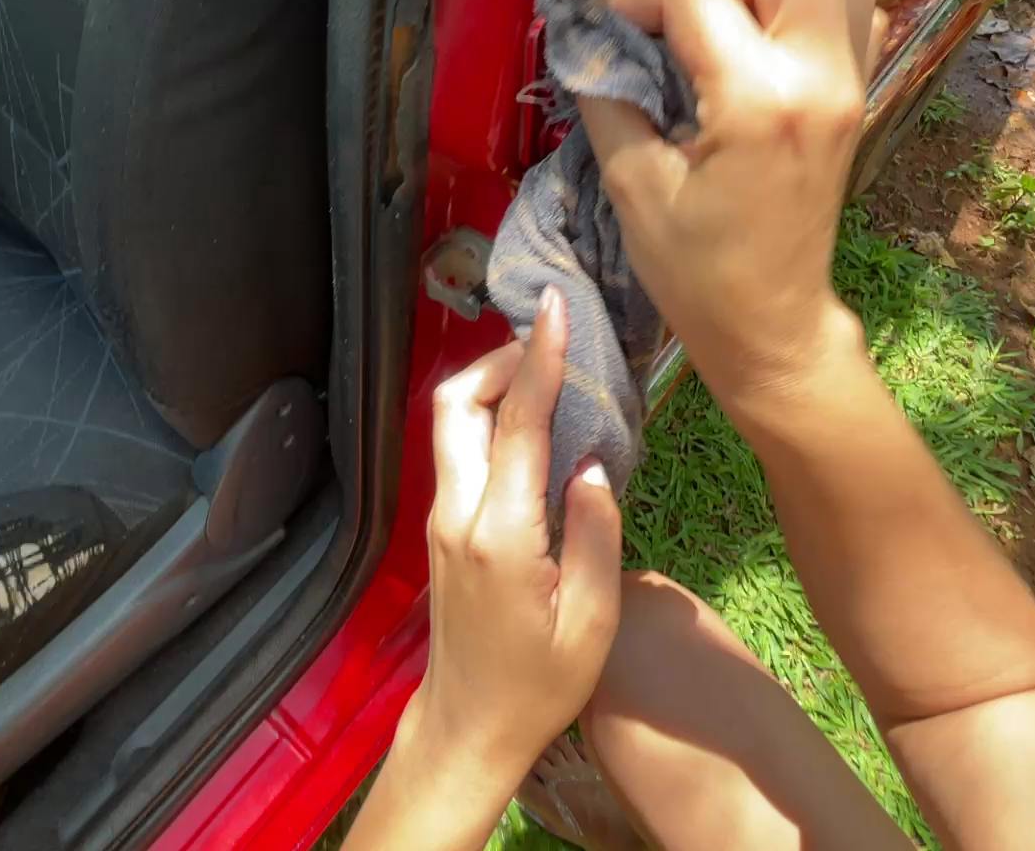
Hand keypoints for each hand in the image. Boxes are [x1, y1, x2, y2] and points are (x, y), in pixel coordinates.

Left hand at [410, 286, 624, 775]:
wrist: (467, 725)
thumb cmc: (538, 683)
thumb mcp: (591, 620)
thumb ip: (594, 532)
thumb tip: (587, 461)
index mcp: (500, 532)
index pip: (518, 424)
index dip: (540, 359)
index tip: (554, 309)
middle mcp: (457, 510)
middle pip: (455, 403)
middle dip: (498, 359)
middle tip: (548, 346)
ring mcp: (441, 514)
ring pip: (447, 419)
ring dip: (487, 381)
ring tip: (541, 372)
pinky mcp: (441, 522)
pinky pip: (456, 445)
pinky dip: (484, 413)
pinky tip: (524, 420)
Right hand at [576, 0, 887, 409]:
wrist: (770, 323)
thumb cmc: (695, 273)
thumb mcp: (633, 189)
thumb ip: (609, 100)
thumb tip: (592, 45)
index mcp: (758, 101)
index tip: (608, 28)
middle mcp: (821, 74)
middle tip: (681, 8)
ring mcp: (852, 81)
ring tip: (722, 20)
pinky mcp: (858, 95)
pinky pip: (852, 6)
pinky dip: (804, 3)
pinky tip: (759, 45)